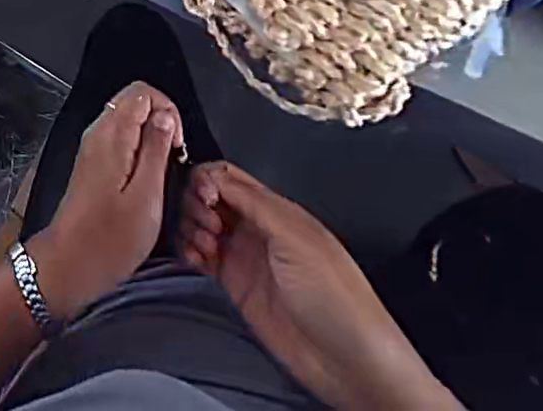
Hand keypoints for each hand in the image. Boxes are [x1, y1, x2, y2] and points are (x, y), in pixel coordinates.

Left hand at [26, 82, 182, 320]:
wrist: (70, 262)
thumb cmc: (111, 237)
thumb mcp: (146, 196)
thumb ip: (156, 149)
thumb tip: (166, 116)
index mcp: (111, 134)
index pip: (142, 92)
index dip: (167, 111)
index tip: (177, 146)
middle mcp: (98, 131)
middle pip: (134, 101)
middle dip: (161, 121)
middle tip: (174, 159)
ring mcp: (93, 145)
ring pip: (128, 118)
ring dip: (151, 136)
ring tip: (163, 171)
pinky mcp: (93, 160)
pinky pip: (121, 137)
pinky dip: (139, 147)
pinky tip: (146, 178)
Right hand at [179, 162, 460, 410]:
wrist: (353, 366)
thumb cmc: (342, 302)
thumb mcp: (297, 238)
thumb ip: (253, 203)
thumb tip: (214, 175)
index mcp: (276, 209)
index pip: (228, 176)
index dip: (208, 180)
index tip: (203, 197)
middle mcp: (257, 228)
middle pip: (208, 196)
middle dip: (196, 203)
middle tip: (207, 223)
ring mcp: (245, 256)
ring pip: (200, 223)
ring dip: (191, 227)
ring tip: (203, 244)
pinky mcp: (236, 284)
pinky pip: (201, 256)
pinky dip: (189, 251)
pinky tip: (194, 259)